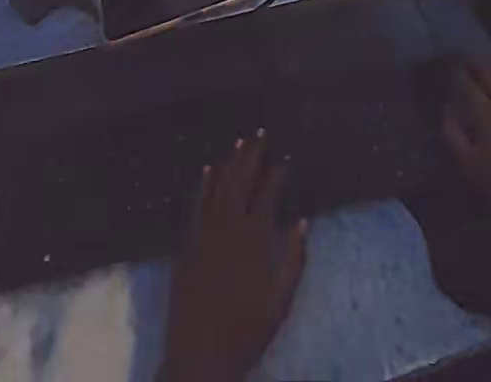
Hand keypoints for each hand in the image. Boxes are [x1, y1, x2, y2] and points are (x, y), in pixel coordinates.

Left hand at [161, 131, 307, 381]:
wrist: (198, 355)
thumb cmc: (245, 331)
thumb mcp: (280, 302)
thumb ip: (293, 259)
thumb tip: (303, 222)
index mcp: (252, 239)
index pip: (267, 194)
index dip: (277, 174)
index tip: (286, 158)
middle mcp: (226, 227)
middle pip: (239, 181)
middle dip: (251, 155)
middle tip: (260, 134)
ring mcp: (203, 231)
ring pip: (216, 186)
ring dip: (228, 162)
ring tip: (239, 143)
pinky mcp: (187, 241)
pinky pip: (195, 203)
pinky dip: (202, 183)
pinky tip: (207, 169)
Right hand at [440, 57, 490, 231]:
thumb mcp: (467, 163)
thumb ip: (452, 131)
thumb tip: (447, 106)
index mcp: (486, 112)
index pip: (465, 80)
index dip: (452, 68)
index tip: (440, 62)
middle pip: (489, 70)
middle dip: (473, 61)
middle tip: (458, 58)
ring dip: (490, 68)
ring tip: (475, 66)